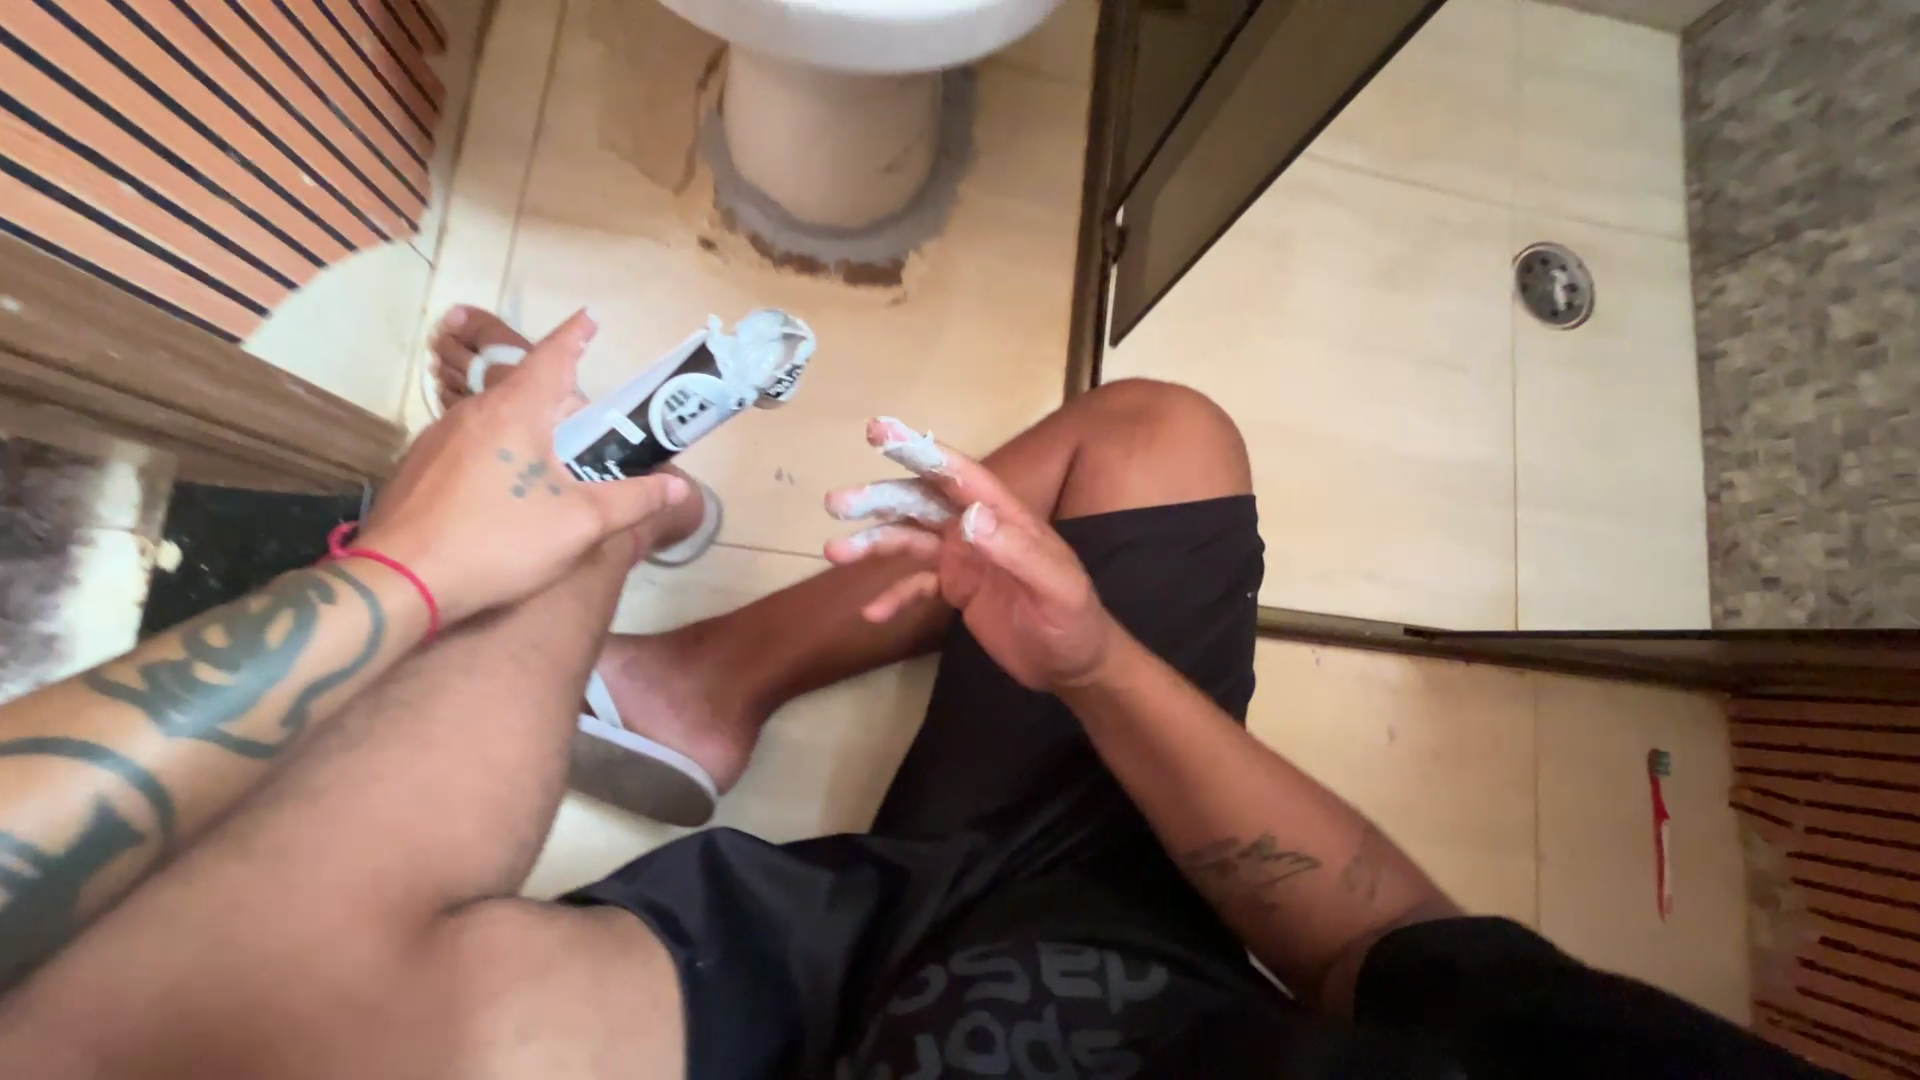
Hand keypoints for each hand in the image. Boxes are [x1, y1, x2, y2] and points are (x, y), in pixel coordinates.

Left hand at [361, 310, 690, 624]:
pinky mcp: (420, 469)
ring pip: (498, 421)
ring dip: (532, 431)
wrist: (398, 582)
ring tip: (556, 469)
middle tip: (593, 433)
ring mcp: (438, 440)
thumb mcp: (582, 523)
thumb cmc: (499, 541)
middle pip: (527, 392)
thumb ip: (634, 499)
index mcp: (514, 413)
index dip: (575, 336)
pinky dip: (502, 454)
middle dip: (564, 403)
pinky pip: (474, 446)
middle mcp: (472, 414)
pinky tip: (510, 495)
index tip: (591, 317)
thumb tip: (679, 486)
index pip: (551, 358)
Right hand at [824, 419, 1116, 692]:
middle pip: (921, 503)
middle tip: (837, 501)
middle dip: (881, 499)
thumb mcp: (1054, 586)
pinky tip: (871, 612)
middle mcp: (977, 529)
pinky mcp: (956, 589)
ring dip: (874, 543)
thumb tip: (969, 516)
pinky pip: (916, 586)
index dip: (922, 452)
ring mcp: (964, 558)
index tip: (881, 432)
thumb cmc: (1074, 621)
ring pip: (909, 540)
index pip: (959, 476)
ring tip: (834, 552)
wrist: (1073, 664)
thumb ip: (1016, 550)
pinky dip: (894, 595)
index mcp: (1005, 516)